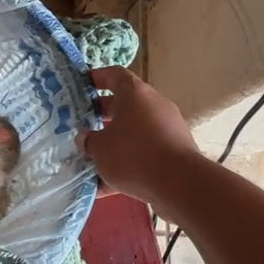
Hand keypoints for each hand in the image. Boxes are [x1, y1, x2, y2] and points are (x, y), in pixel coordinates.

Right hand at [80, 67, 202, 210]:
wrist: (180, 183)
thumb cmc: (134, 154)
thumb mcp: (101, 148)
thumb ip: (90, 141)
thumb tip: (86, 139)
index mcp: (135, 94)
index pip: (115, 75)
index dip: (98, 77)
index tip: (83, 84)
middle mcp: (154, 105)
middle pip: (125, 104)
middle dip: (103, 114)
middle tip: (83, 124)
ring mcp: (168, 129)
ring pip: (135, 131)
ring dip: (115, 142)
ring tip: (92, 159)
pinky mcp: (175, 152)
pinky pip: (145, 154)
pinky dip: (128, 165)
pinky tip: (106, 187)